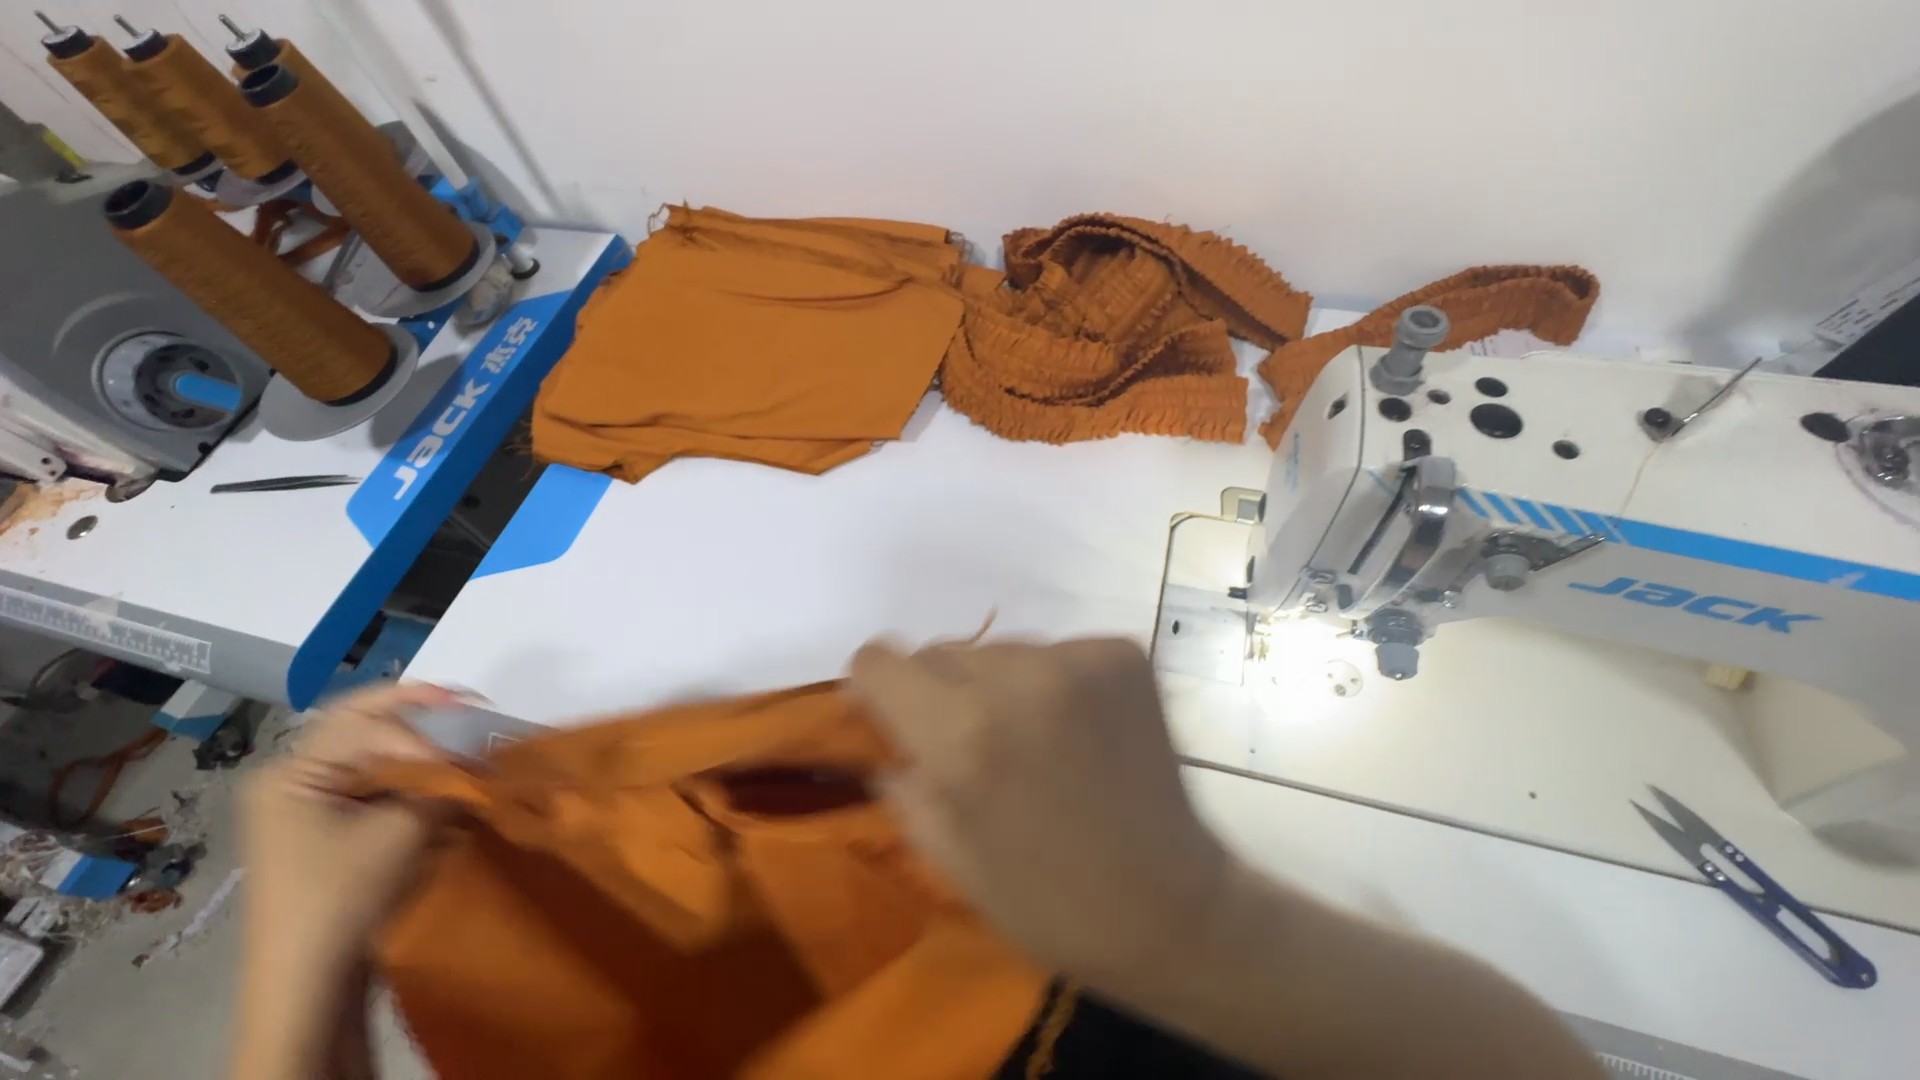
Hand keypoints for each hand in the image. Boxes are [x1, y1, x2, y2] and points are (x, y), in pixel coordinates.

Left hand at [238, 681, 459, 975]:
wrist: (310, 978)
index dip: (423, 732)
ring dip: (420, 747)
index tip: (467, 755)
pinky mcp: (328, 828)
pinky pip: (374, 783)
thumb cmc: (344, 894)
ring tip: (466, 738)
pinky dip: (412, 777)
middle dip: (420, 714)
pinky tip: (446, 777)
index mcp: (291, 773)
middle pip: (363, 725)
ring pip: (372, 753)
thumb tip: (479, 767)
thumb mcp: (404, 830)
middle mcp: (292, 779)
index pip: (365, 723)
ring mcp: (307, 804)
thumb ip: (444, 788)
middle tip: (471, 703)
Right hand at [848, 638, 1231, 984]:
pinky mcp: (1123, 654)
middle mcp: (1018, 679)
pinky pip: (1054, 650)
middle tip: (971, 742)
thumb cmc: (1047, 901)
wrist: (1170, 907)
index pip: (880, 661)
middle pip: (940, 650)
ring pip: (999, 650)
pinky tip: (1077, 731)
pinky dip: (1051, 682)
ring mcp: (1078, 660)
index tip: (889, 712)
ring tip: (1033, 741)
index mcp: (963, 735)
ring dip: (997, 685)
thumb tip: (879, 731)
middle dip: (939, 691)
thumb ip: (901, 778)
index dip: (874, 687)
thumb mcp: (947, 854)